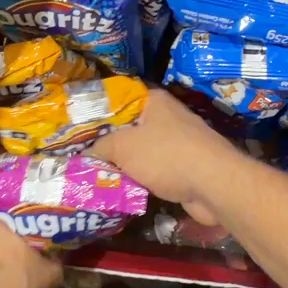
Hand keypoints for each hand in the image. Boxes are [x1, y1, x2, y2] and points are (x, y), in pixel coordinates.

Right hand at [90, 88, 242, 223]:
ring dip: (122, 164)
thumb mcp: (123, 147)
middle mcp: (165, 117)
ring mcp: (176, 141)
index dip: (95, 113)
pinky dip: (138, 178)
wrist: (214, 185)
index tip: (73, 128)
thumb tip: (82, 154)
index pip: (117, 100)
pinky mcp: (183, 166)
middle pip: (127, 127)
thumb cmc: (166, 156)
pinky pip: (152, 169)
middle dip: (105, 142)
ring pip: (139, 151)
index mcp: (153, 101)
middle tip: (78, 155)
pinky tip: (118, 188)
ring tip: (91, 173)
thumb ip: (100, 147)